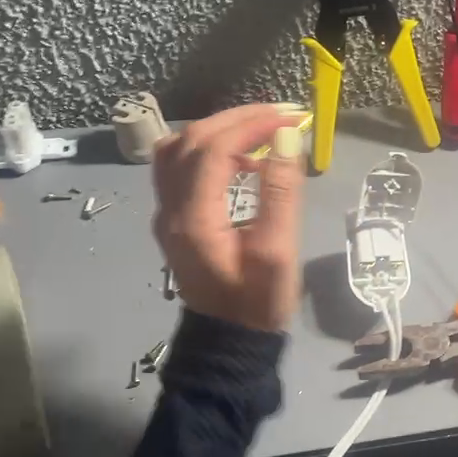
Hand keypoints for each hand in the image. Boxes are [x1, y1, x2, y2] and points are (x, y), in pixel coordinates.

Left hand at [152, 103, 306, 332]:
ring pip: (178, 149)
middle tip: (281, 115)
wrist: (229, 340)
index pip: (214, 149)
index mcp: (194, 218)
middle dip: (237, 119)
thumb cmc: (258, 300)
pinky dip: (208, 148)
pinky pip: (179, 165)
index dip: (251, 125)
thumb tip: (287, 137)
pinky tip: (241, 158)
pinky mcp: (174, 218)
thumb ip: (281, 192)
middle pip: (191, 140)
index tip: (291, 119)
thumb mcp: (278, 251)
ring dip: (218, 129)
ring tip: (260, 131)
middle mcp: (170, 209)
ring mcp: (167, 213)